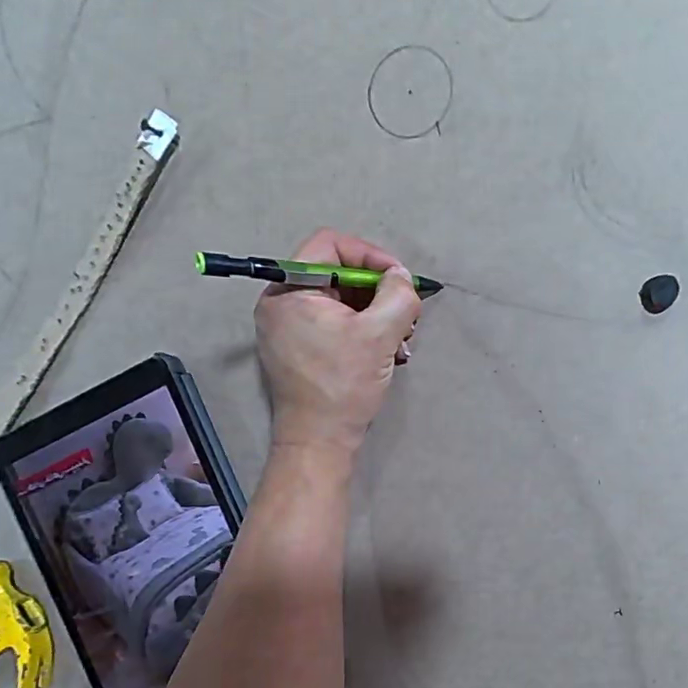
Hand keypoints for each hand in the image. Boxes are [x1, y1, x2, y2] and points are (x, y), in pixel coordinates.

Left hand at [253, 228, 421, 456]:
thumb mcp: (379, 335)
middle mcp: (282, 304)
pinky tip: (387, 356)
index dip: (371, 256)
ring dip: (377, 317)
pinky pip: (335, 327)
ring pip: (342, 304)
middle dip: (378, 293)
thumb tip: (401, 278)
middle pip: (339, 276)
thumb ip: (397, 295)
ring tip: (400, 342)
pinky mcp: (301, 352)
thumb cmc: (342, 387)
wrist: (319, 442)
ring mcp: (289, 330)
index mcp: (289, 291)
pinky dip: (364, 335)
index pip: (331, 245)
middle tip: (405, 316)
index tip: (399, 280)